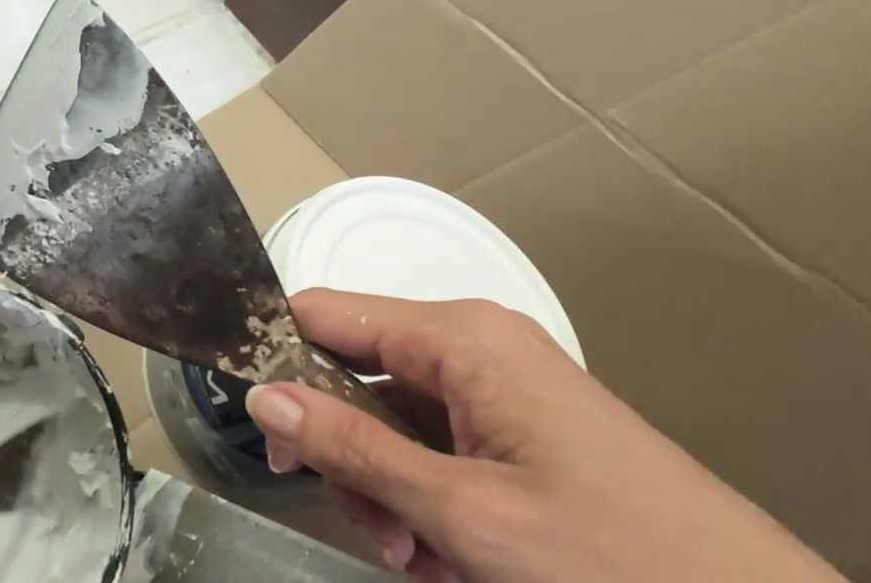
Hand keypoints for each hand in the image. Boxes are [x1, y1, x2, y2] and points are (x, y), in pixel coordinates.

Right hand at [245, 289, 845, 582]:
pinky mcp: (522, 428)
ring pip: (391, 418)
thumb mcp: (463, 512)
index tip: (258, 426)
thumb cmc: (612, 558)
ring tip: (417, 559)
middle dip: (345, 450)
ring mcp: (500, 387)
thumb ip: (352, 448)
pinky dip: (426, 498)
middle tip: (367, 526)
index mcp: (457, 336)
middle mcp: (473, 345)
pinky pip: (437, 445)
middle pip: (354, 372)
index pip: (322, 312)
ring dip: (385, 488)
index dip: (277, 356)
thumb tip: (258, 398)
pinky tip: (448, 557)